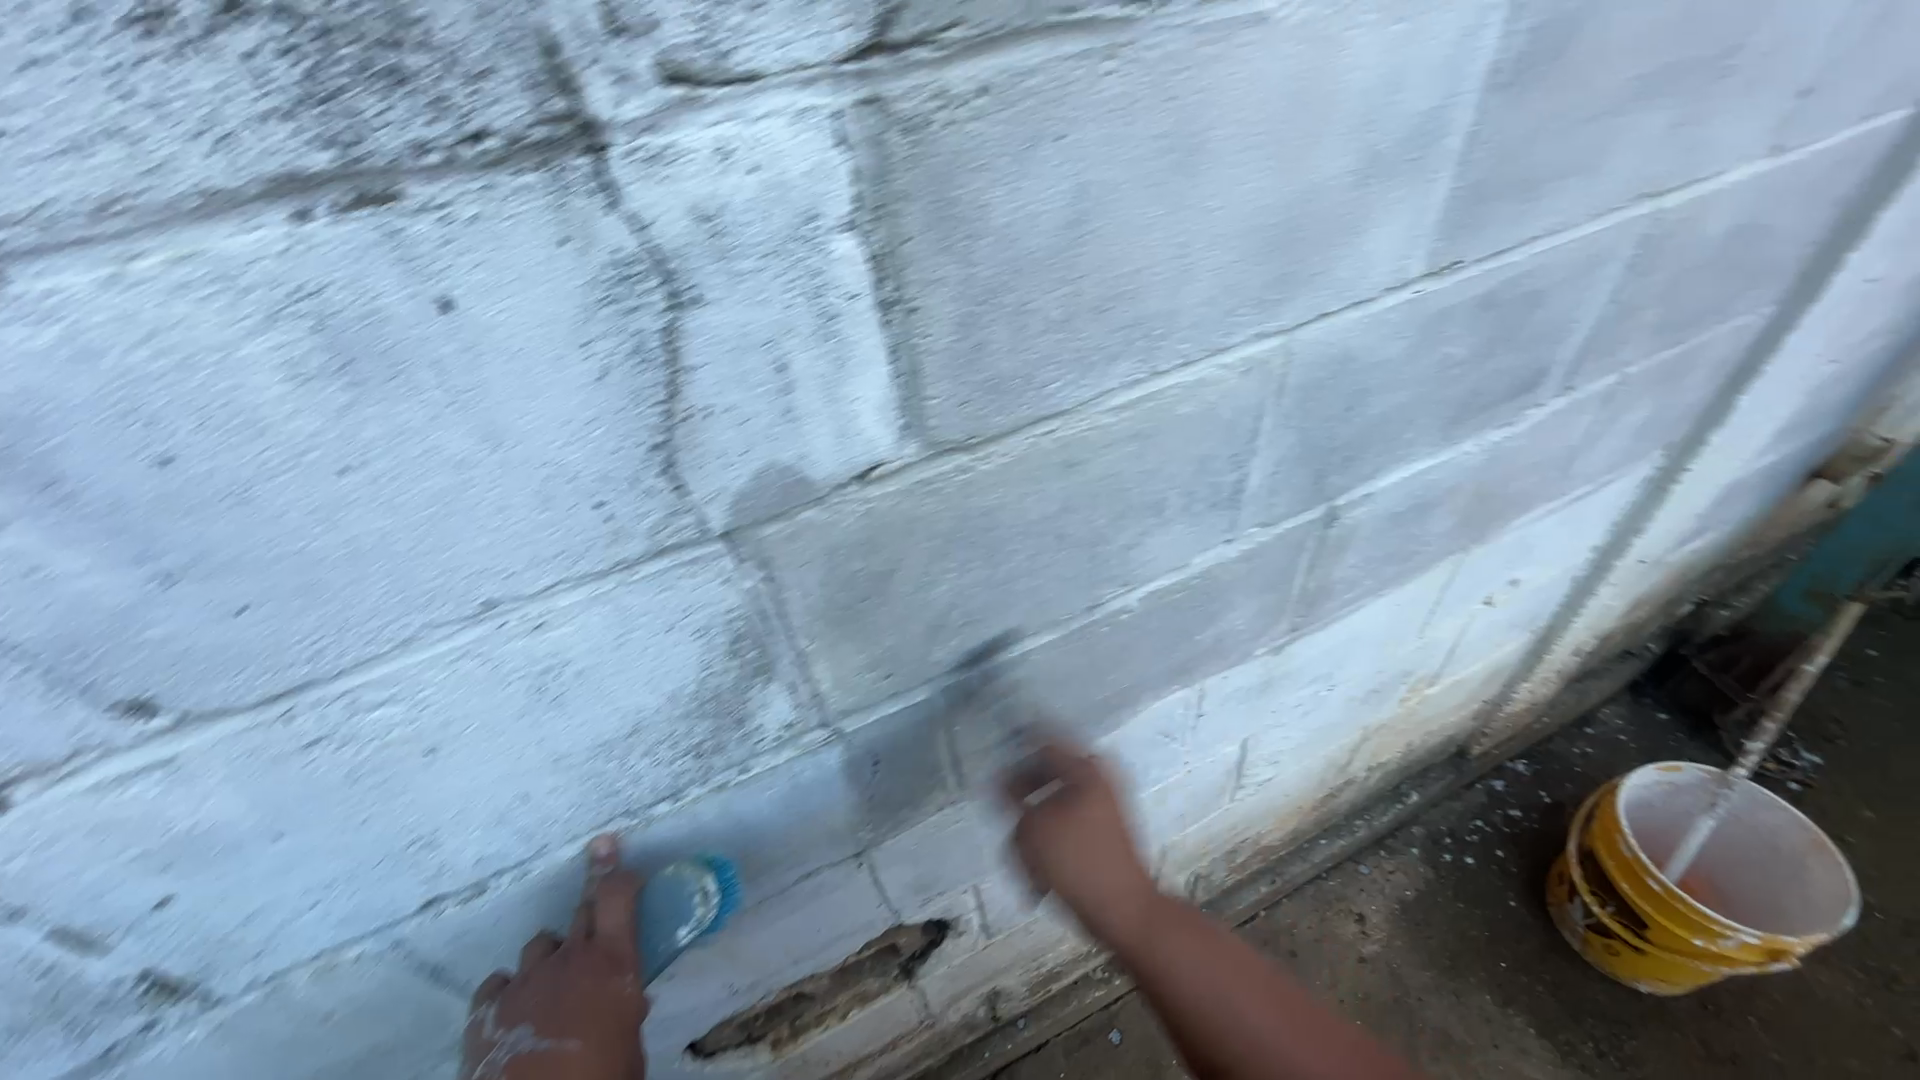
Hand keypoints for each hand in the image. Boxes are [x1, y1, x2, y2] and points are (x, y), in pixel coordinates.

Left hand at [461, 835, 647, 1079]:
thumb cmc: (601, 1078)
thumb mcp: (631, 1045)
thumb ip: (627, 1011)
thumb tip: (627, 1004)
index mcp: (612, 963)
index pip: (616, 895)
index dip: (617, 872)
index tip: (615, 855)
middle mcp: (569, 960)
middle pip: (581, 913)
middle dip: (591, 916)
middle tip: (597, 933)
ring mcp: (524, 982)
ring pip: (540, 944)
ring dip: (552, 956)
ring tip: (556, 984)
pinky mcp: (487, 1010)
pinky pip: (499, 982)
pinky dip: (511, 989)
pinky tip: (516, 1010)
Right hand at [1001, 740, 1164, 948]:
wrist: (1123, 908)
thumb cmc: (1075, 862)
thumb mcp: (1030, 829)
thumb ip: (1012, 801)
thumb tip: (1004, 788)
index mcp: (1085, 769)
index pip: (1043, 745)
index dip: (1016, 754)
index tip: (998, 771)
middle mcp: (1100, 780)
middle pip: (1051, 773)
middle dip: (1025, 792)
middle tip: (1007, 809)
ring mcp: (1107, 808)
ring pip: (1058, 804)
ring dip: (1037, 824)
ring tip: (1024, 854)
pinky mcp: (1107, 834)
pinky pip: (1070, 827)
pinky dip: (1053, 841)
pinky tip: (1041, 872)